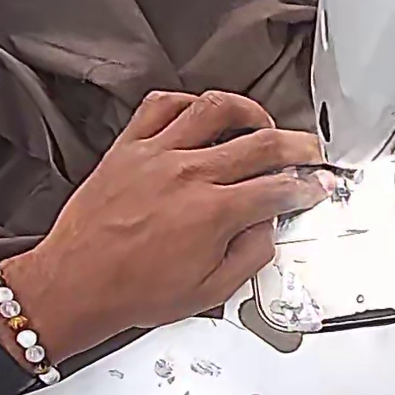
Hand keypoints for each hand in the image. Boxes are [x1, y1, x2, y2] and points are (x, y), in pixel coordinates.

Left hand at [0, 91, 334, 357]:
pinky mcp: (128, 147)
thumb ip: (249, 257)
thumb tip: (268, 229)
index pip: (279, 188)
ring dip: (250, 110)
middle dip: (299, 146)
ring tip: (262, 122)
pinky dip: (189, 102)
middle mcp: (189, 175)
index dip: (308, 186)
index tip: (317, 186)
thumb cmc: (134, 292)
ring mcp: (157, 155)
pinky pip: (162, 105)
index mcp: (213, 214)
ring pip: (216, 108)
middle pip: (262, 142)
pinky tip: (201, 114)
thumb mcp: (208, 292)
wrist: (77, 284)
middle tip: (309, 152)